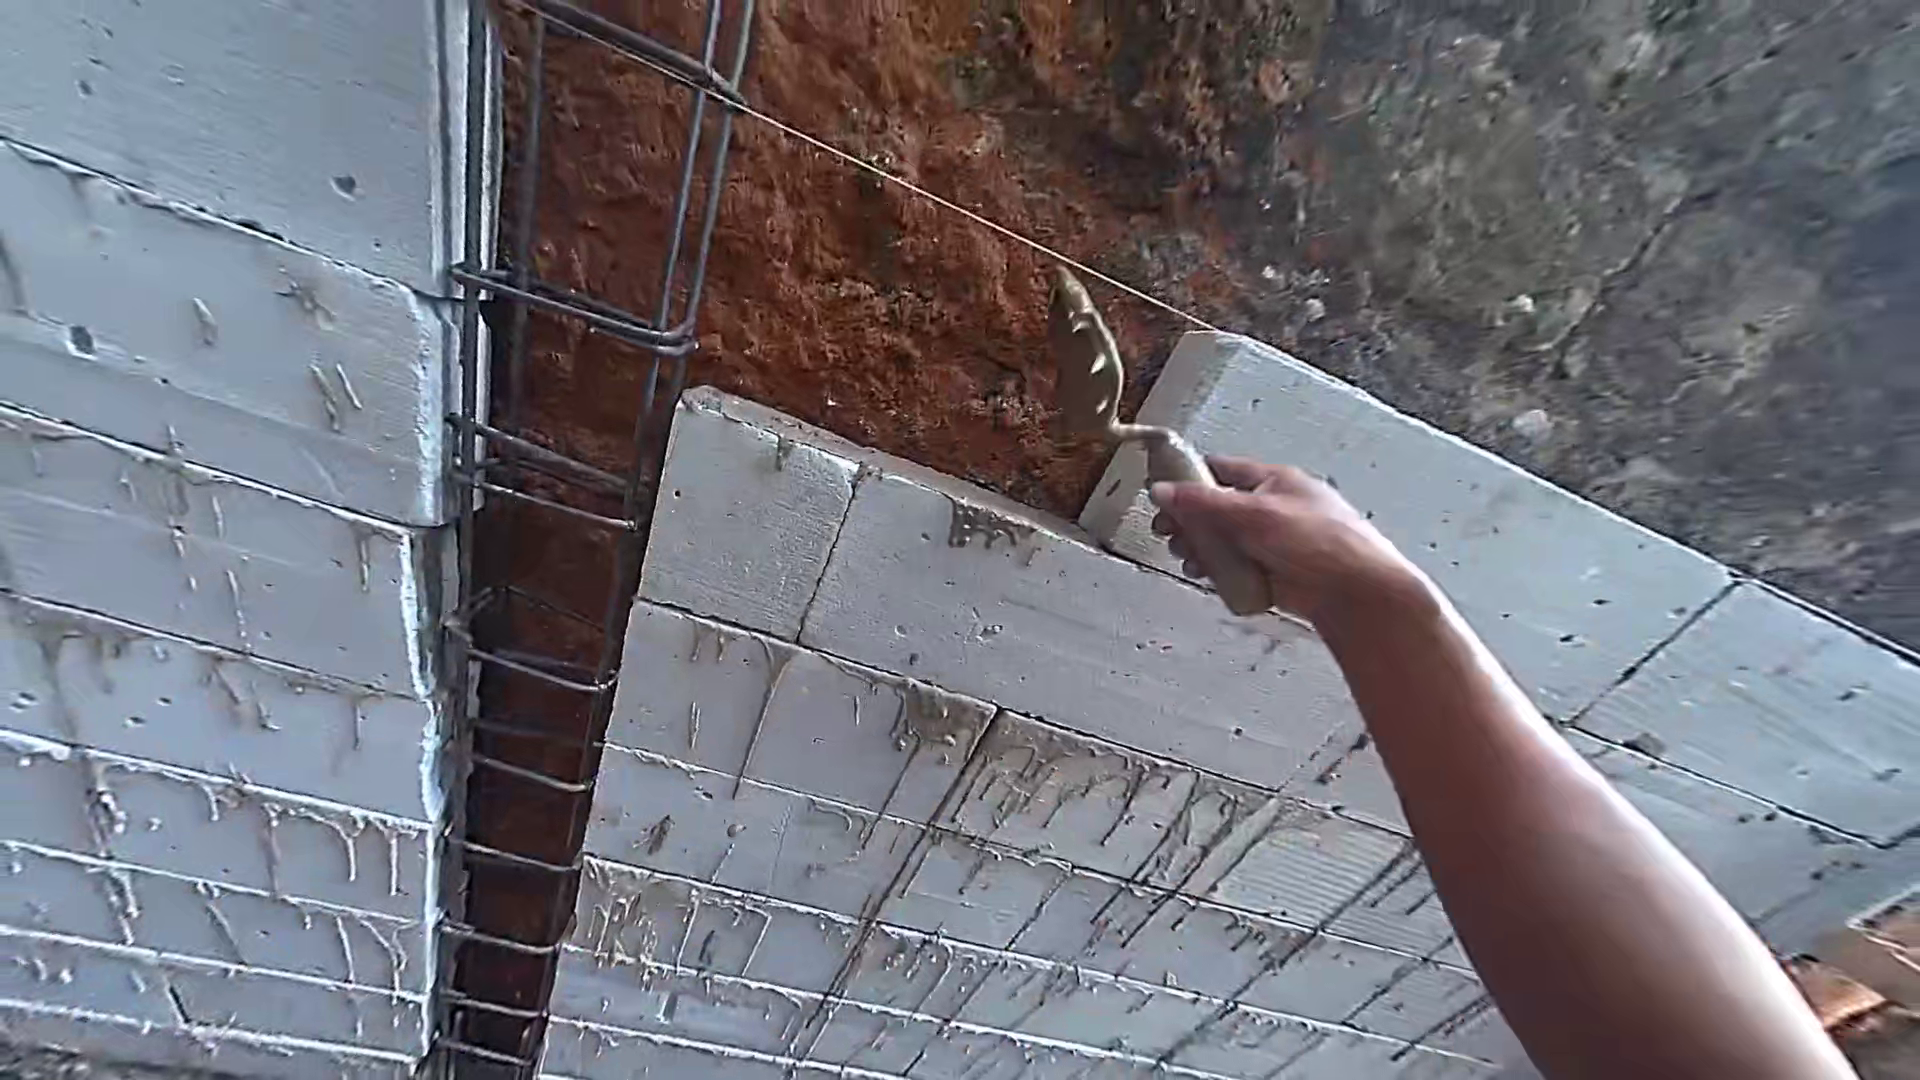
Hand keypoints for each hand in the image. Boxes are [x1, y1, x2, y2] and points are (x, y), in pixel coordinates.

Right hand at [1150, 457, 1428, 625]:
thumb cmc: (1318, 541)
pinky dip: (1211, 566)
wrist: (1355, 593)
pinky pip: (1228, 562)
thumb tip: (1160, 490)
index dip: (1187, 477)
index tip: (1161, 492)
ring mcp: (1265, 539)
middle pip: (1212, 506)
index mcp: (1270, 480)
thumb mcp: (1255, 513)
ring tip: (1184, 554)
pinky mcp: (1264, 567)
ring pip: (1217, 537)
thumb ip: (1204, 502)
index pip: (1218, 469)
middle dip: (1186, 519)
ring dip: (1196, 545)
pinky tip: (1201, 572)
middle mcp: (1266, 506)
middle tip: (1166, 531)